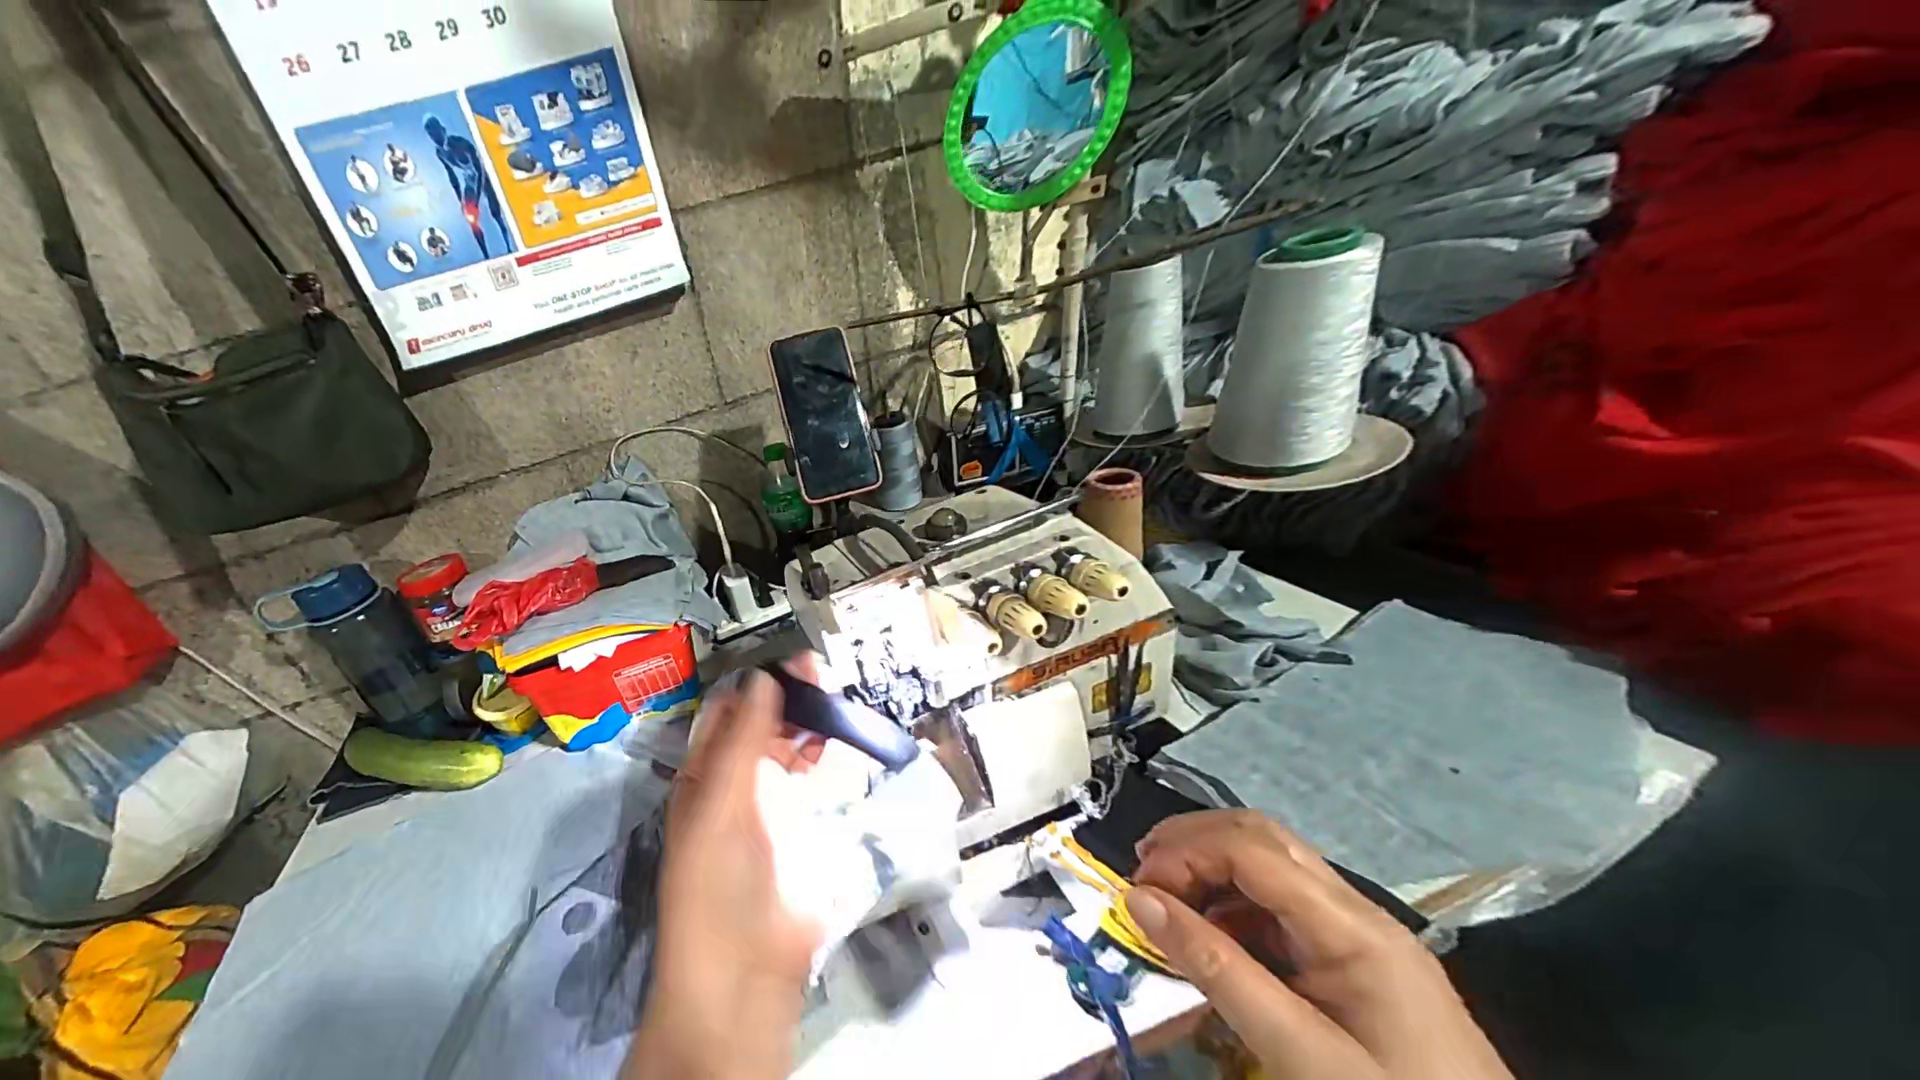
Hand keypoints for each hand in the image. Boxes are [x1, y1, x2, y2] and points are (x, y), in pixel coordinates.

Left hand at [627, 668, 823, 1079]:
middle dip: (793, 695)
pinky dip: (842, 752)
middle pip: (770, 723)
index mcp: (707, 775)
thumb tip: (761, 679)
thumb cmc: (716, 882)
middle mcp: (744, 781)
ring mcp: (782, 802)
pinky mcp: (816, 822)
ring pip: (802, 745)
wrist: (748, 968)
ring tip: (839, 695)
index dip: (753, 683)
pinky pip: (830, 775)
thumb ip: (743, 741)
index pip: (729, 715)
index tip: (784, 658)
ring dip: (819, 719)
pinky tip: (853, 735)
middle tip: (820, 670)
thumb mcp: (719, 805)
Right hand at [1122, 811, 1511, 1079]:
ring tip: (1167, 908)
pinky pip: (1284, 914)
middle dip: (1195, 844)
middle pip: (1263, 840)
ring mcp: (1360, 936)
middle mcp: (1355, 912)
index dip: (1187, 852)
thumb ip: (1218, 972)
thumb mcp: (1300, 1055)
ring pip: (1272, 870)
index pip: (1252, 848)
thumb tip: (1141, 900)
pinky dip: (1236, 913)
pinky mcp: (1357, 964)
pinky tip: (1213, 943)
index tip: (1137, 886)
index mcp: (1351, 925)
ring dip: (1212, 875)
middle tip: (1143, 876)